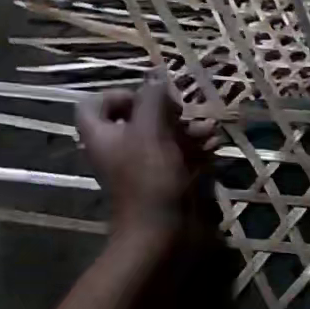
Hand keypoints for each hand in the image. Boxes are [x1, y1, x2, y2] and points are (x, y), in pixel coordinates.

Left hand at [74, 72, 215, 243]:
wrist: (160, 233)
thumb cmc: (149, 179)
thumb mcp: (150, 132)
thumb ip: (152, 99)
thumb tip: (156, 75)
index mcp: (102, 135)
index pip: (95, 103)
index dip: (120, 95)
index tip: (148, 99)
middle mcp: (118, 148)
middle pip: (137, 117)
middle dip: (167, 112)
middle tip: (185, 113)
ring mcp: (142, 166)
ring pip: (162, 136)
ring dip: (187, 129)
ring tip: (210, 130)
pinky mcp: (164, 181)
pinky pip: (177, 156)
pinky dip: (194, 148)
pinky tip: (213, 146)